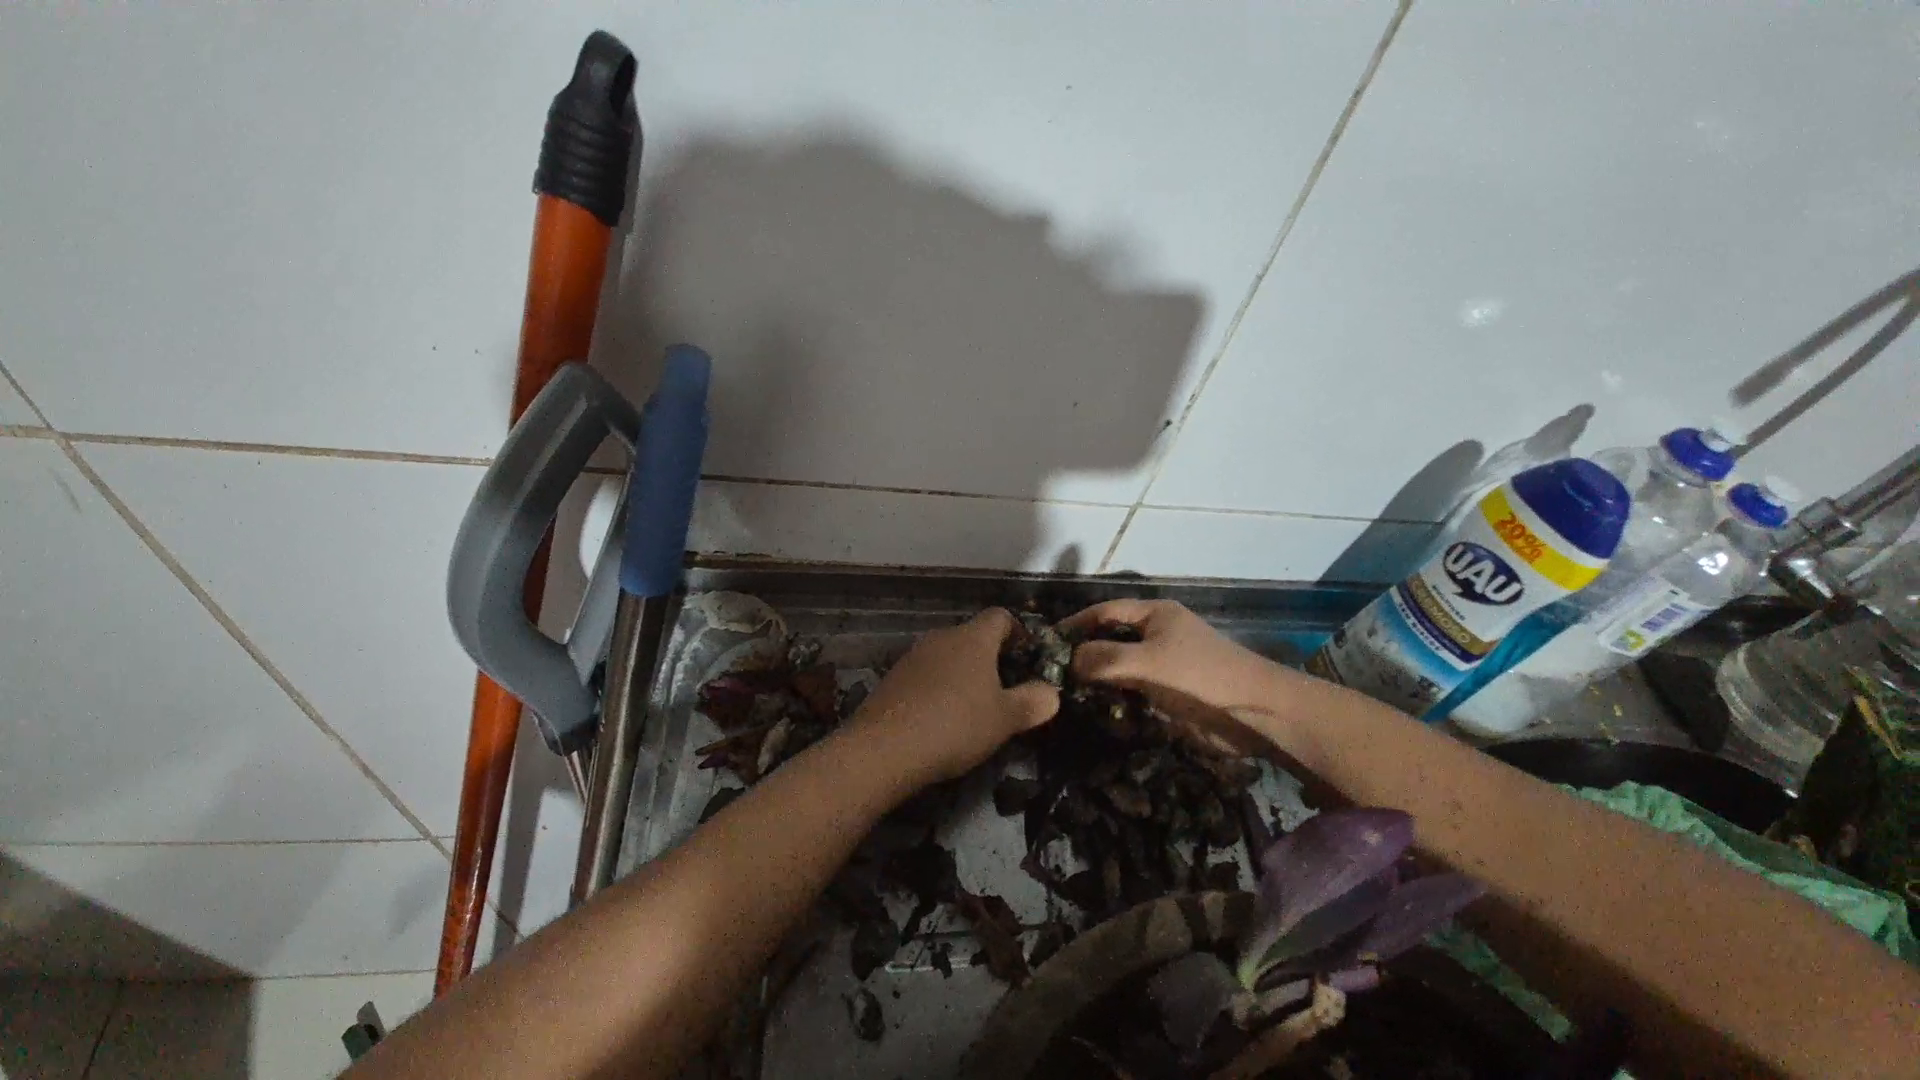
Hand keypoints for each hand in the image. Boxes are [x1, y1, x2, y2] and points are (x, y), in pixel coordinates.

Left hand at [847, 608, 1060, 785]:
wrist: (884, 748)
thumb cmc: (955, 725)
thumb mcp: (1005, 719)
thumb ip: (1032, 702)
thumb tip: (1052, 693)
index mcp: (973, 638)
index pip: (1001, 616)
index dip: (1019, 632)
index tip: (1029, 657)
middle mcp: (942, 637)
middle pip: (973, 636)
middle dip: (991, 658)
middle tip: (1007, 690)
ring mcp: (913, 656)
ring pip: (948, 657)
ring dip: (963, 675)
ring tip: (975, 708)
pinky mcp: (893, 679)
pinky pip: (925, 676)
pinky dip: (938, 690)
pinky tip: (942, 719)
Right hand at [1061, 599, 1293, 754]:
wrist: (1253, 713)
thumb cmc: (1201, 676)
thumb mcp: (1148, 661)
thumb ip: (1105, 658)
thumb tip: (1069, 660)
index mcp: (1155, 615)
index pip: (1106, 611)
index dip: (1077, 623)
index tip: (1047, 640)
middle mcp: (1157, 635)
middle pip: (1111, 638)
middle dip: (1083, 653)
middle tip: (1050, 672)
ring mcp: (1163, 665)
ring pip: (1119, 668)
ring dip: (1097, 680)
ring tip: (1065, 694)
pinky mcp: (1168, 693)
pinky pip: (1132, 692)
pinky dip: (1114, 700)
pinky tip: (1093, 710)